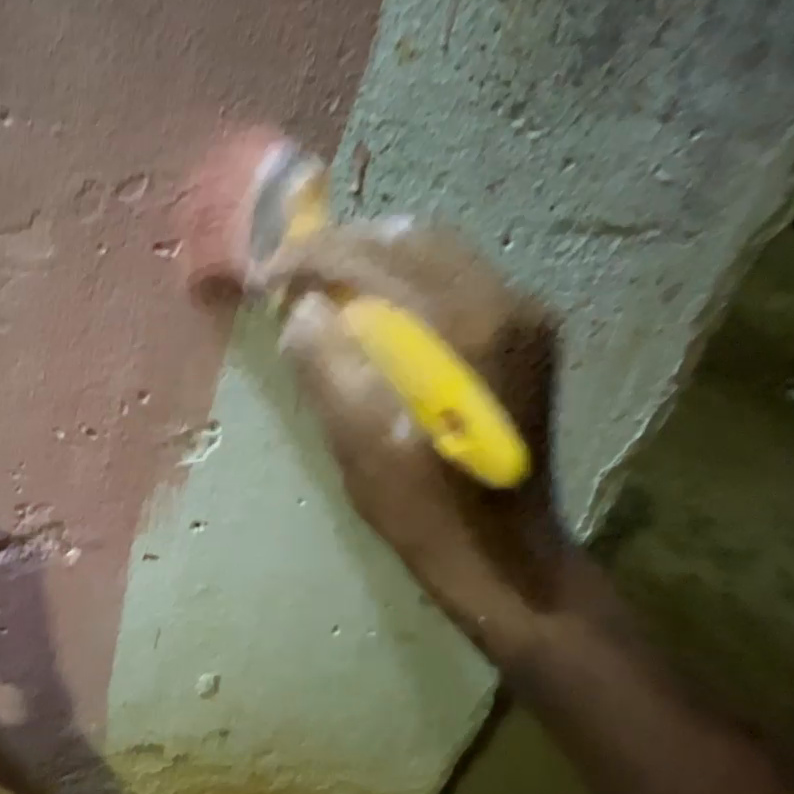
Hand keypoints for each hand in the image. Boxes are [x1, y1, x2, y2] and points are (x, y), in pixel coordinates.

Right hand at [268, 219, 572, 666]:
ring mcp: (525, 316)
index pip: (374, 258)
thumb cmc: (423, 508)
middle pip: (411, 238)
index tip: (267, 273)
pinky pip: (456, 279)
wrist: (505, 554)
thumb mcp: (355, 442)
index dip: (311, 256)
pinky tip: (371, 310)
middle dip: (343, 246)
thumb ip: (322, 362)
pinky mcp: (526, 334)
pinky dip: (405, 280)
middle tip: (291, 273)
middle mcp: (506, 303)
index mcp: (463, 327)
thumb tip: (302, 308)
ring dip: (373, 260)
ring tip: (323, 286)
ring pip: (436, 252)